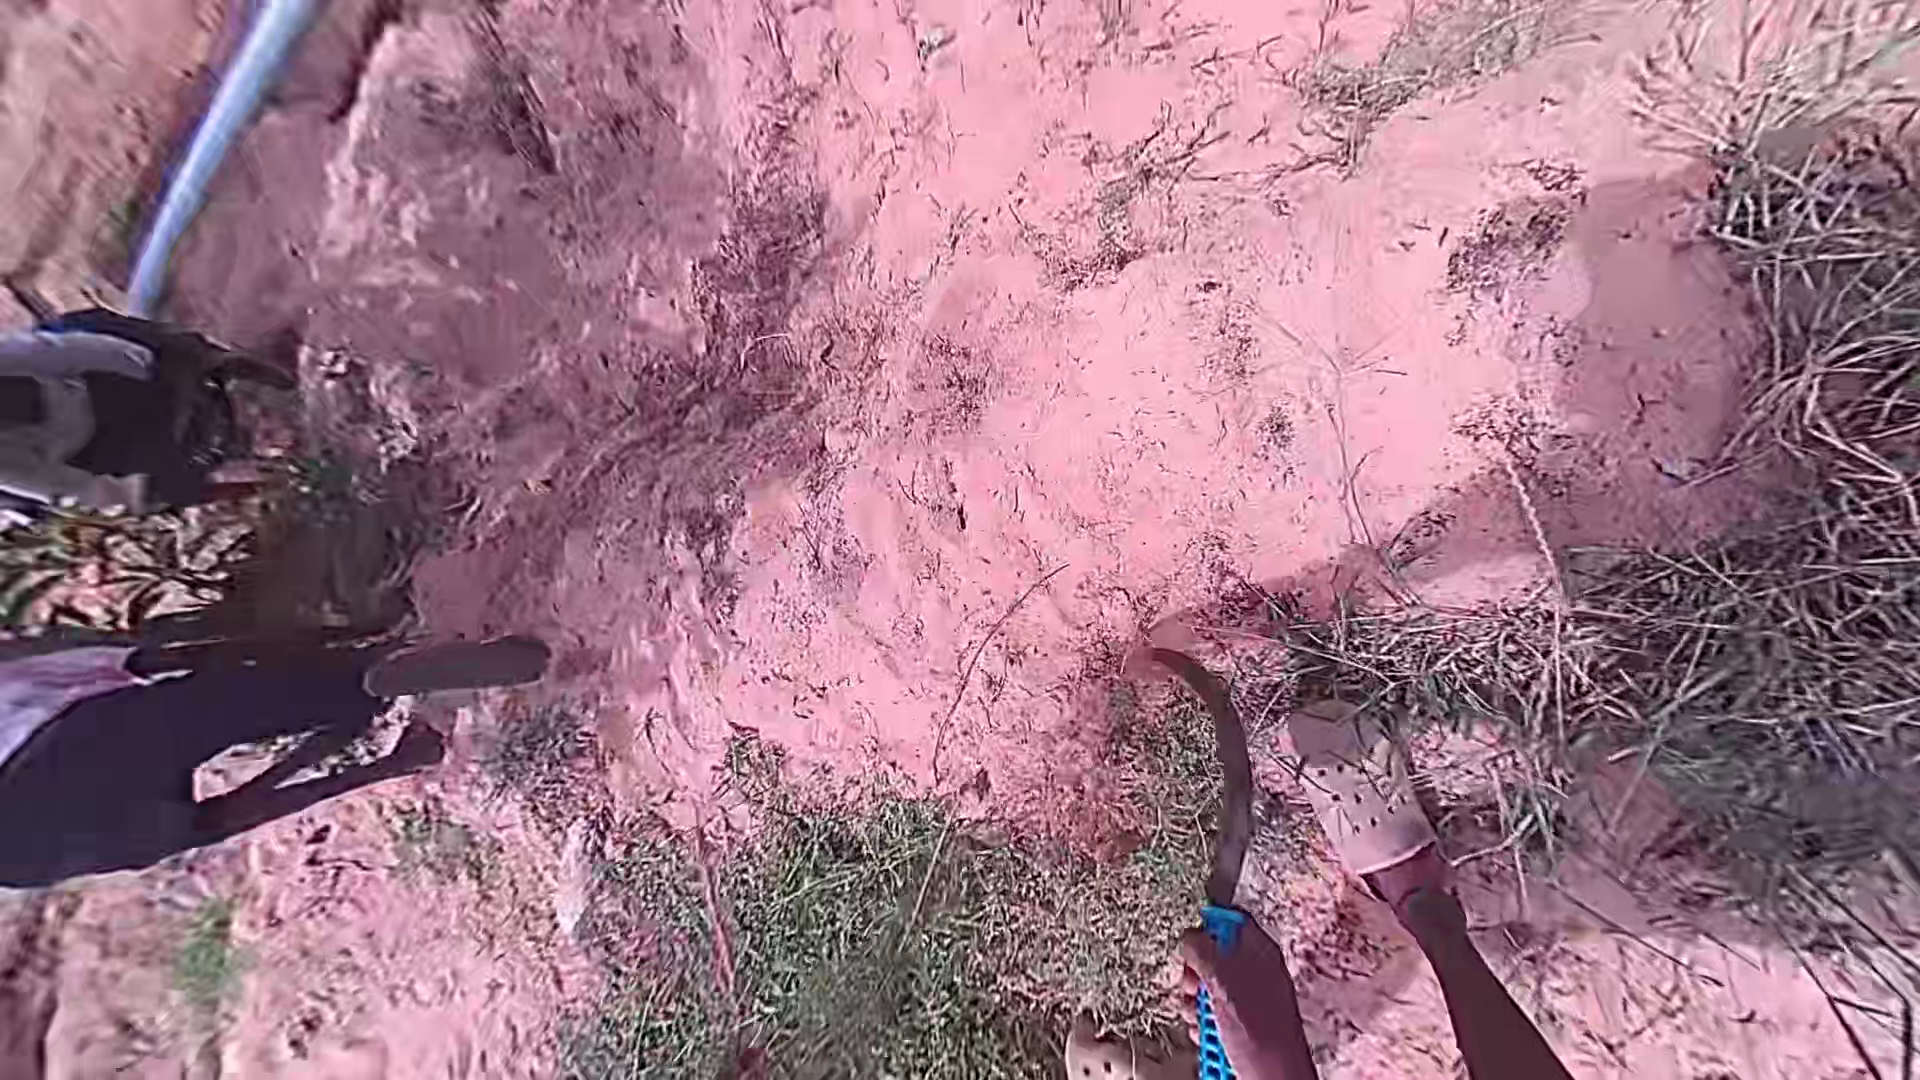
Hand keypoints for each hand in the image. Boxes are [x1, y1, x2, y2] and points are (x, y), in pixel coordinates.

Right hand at [1176, 915, 1319, 1079]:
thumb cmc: (1261, 1034)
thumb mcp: (1221, 978)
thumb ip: (1200, 948)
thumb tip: (1187, 938)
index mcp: (1260, 951)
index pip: (1233, 918)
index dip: (1210, 922)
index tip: (1192, 934)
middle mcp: (1258, 972)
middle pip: (1215, 952)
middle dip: (1195, 968)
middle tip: (1191, 982)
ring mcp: (1251, 1000)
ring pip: (1210, 983)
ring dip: (1195, 998)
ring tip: (1196, 1012)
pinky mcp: (1243, 1025)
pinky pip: (1213, 1010)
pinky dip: (1203, 1020)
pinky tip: (1204, 1031)